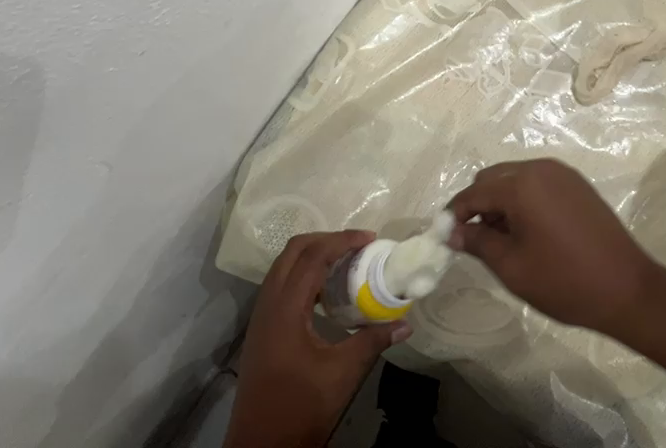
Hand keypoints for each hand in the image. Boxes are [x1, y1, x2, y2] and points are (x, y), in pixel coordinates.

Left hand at [225, 231, 408, 447]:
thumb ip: (373, 341)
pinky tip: (326, 293)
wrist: (261, 446)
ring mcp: (261, 315)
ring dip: (313, 256)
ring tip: (345, 263)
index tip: (370, 239)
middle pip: (293, 251)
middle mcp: (268, 303)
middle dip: (326, 240)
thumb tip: (405, 323)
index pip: (314, 256)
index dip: (343, 241)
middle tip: (357, 246)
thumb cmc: (302, 407)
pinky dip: (304, 275)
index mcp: (286, 308)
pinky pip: (281, 284)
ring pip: (284, 266)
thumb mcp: (343, 373)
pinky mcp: (261, 329)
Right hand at [447, 159, 659, 335]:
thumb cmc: (564, 281)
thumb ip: (478, 242)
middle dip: (478, 204)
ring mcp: (562, 173)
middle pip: (493, 178)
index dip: (455, 215)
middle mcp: (540, 168)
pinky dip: (523, 199)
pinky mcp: (577, 184)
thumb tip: (453, 232)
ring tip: (501, 239)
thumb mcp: (512, 267)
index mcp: (521, 185)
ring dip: (500, 201)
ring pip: (514, 178)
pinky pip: (537, 182)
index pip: (474, 193)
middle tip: (473, 240)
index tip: (444, 237)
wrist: (627, 288)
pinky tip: (527, 230)